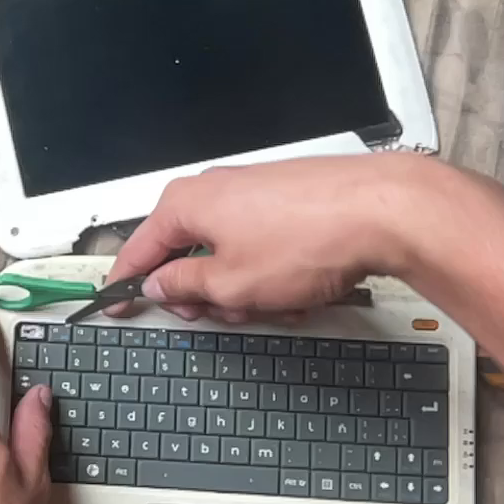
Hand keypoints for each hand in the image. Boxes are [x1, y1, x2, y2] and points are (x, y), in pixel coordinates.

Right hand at [108, 154, 460, 320]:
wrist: (388, 211)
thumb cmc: (309, 238)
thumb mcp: (230, 282)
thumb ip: (183, 285)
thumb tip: (162, 284)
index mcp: (186, 204)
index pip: (138, 249)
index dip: (126, 283)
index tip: (115, 302)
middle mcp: (214, 190)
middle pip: (184, 252)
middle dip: (200, 291)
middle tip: (218, 313)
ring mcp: (252, 192)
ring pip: (225, 252)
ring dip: (240, 287)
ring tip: (273, 304)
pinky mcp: (285, 199)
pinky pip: (257, 244)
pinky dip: (267, 271)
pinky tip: (294, 291)